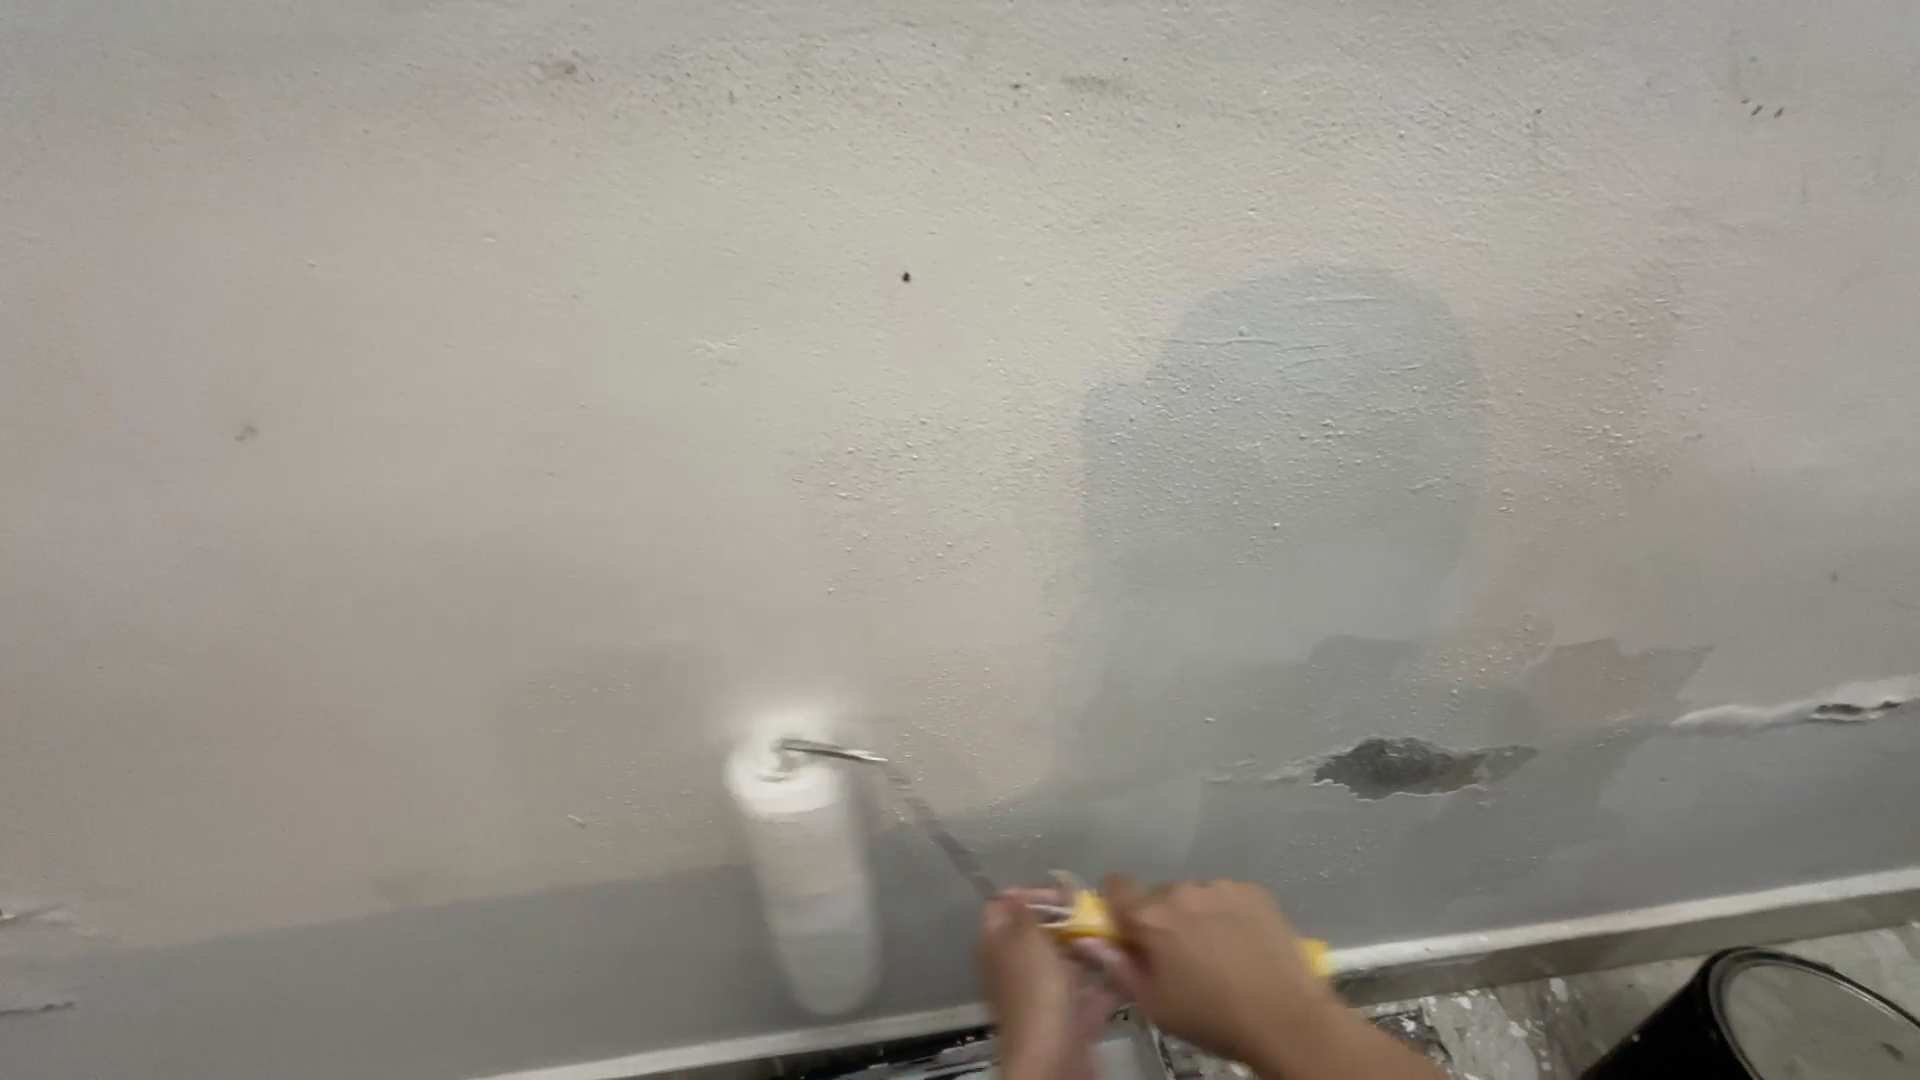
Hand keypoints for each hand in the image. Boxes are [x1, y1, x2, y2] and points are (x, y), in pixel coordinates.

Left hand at [977, 894, 1118, 1079]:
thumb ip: (1025, 911)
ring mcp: (1043, 994)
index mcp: (997, 943)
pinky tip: (1127, 965)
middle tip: (1096, 908)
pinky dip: (1106, 980)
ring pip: (1067, 961)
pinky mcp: (1069, 1018)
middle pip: (1039, 932)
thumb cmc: (1036, 990)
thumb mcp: (1028, 938)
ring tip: (1118, 931)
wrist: (1054, 1060)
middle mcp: (1016, 965)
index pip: (1003, 905)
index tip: (1060, 889)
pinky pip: (1089, 992)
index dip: (1028, 892)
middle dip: (1068, 919)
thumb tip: (1015, 893)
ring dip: (1091, 947)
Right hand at [1088, 877, 1340, 1069]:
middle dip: (1162, 918)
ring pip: (1193, 895)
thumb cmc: (1213, 1017)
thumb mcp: (1154, 1004)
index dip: (1116, 904)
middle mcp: (1180, 890)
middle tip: (1179, 955)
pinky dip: (1228, 913)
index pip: (1115, 885)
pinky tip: (1243, 944)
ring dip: (1196, 915)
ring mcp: (1220, 886)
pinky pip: (1226, 896)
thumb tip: (1089, 939)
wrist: (1288, 1021)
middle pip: (1158, 895)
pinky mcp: (1252, 890)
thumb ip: (1116, 965)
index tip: (1127, 929)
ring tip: (1219, 953)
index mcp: (1150, 916)